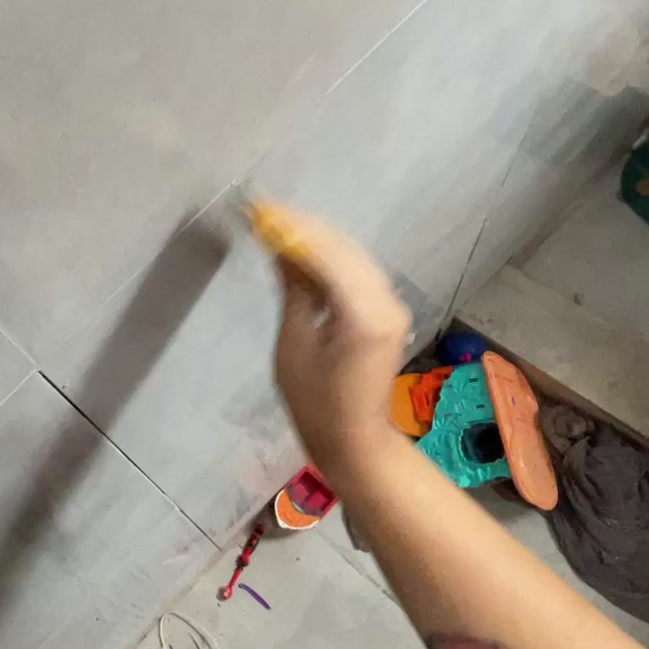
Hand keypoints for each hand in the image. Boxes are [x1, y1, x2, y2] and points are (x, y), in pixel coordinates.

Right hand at [262, 204, 411, 486]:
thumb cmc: (315, 402)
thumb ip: (295, 290)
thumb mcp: (294, 344)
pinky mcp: (386, 308)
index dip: (291, 227)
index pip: (326, 253)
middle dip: (301, 225)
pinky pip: (355, 268)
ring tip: (275, 222)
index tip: (258, 210)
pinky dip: (328, 253)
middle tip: (261, 210)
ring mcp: (390, 303)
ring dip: (314, 235)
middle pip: (342, 246)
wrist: (354, 438)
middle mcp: (385, 300)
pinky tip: (301, 247)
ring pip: (351, 253)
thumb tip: (281, 249)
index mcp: (362, 314)